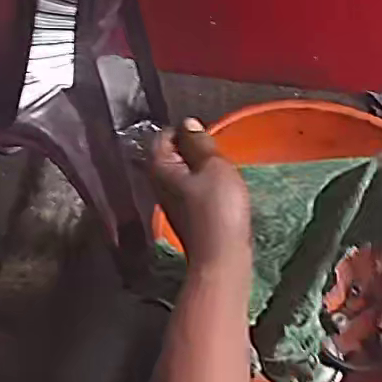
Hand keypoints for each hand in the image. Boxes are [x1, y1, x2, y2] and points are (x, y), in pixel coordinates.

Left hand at [149, 118, 250, 266]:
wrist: (222, 257)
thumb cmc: (218, 209)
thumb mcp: (214, 166)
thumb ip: (199, 142)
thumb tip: (187, 123)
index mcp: (159, 167)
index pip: (164, 134)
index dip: (187, 131)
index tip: (208, 138)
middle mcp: (158, 184)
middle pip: (174, 154)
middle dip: (195, 150)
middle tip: (217, 156)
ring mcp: (171, 202)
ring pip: (185, 173)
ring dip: (203, 169)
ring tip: (223, 173)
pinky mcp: (186, 216)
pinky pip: (194, 190)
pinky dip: (207, 186)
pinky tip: (222, 193)